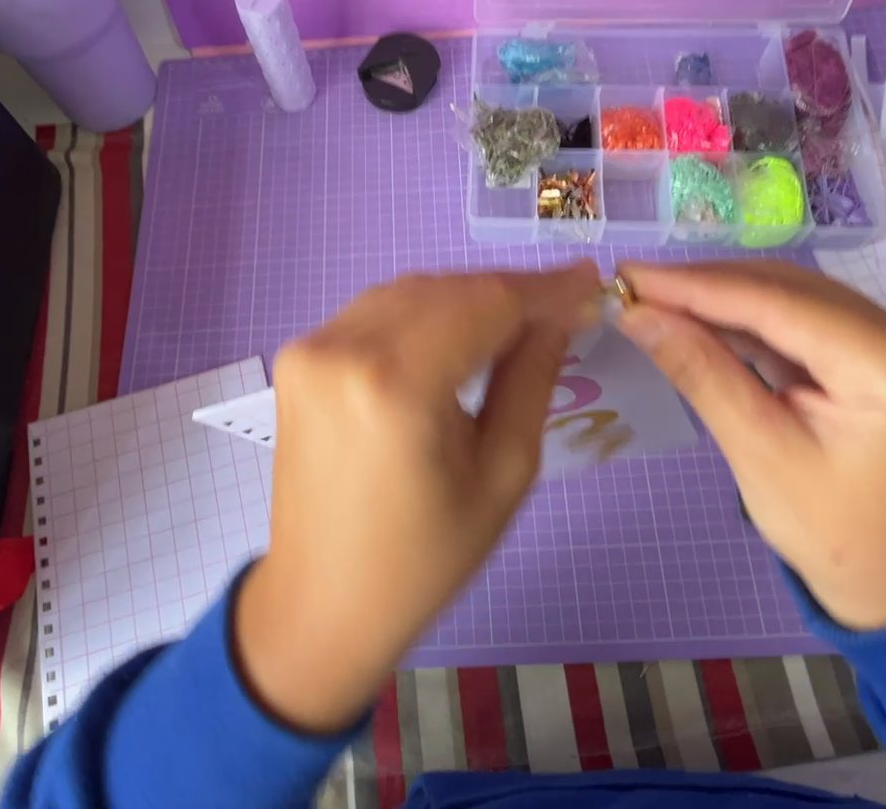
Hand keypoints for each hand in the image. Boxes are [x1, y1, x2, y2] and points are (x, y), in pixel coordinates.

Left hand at [236, 262, 601, 731]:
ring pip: (408, 292)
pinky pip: (374, 313)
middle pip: (446, 289)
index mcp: (396, 383)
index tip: (589, 282)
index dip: (543, 289)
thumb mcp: (503, 474)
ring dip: (466, 298)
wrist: (321, 601)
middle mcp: (342, 347)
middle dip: (508, 293)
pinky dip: (422, 314)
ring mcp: (310, 348)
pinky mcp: (297, 357)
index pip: (485, 303)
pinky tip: (456, 335)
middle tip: (562, 307)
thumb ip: (531, 379)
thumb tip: (556, 316)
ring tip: (517, 323)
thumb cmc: (424, 560)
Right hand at [616, 260, 885, 631]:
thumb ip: (700, 371)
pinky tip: (696, 315)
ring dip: (720, 297)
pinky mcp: (875, 348)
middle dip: (705, 286)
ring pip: (789, 296)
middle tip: (632, 285)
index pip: (780, 304)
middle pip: (788, 290)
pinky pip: (798, 318)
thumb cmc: (827, 529)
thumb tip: (636, 313)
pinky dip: (743, 318)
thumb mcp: (756, 450)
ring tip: (654, 296)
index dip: (699, 286)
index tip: (630, 275)